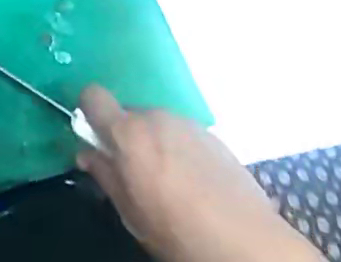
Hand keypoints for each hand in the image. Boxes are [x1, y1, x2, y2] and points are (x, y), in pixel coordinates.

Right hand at [76, 85, 322, 261]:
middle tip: (138, 173)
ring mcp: (187, 124)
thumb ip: (104, 175)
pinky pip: (184, 135)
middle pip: (129, 113)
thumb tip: (86, 153)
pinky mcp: (215, 138)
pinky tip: (198, 186)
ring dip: (156, 143)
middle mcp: (155, 117)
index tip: (97, 138)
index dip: (90, 112)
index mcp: (128, 132)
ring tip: (173, 183)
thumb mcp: (131, 213)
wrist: (253, 248)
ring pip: (158, 124)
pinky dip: (182, 151)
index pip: (93, 95)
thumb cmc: (181, 233)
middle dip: (127, 135)